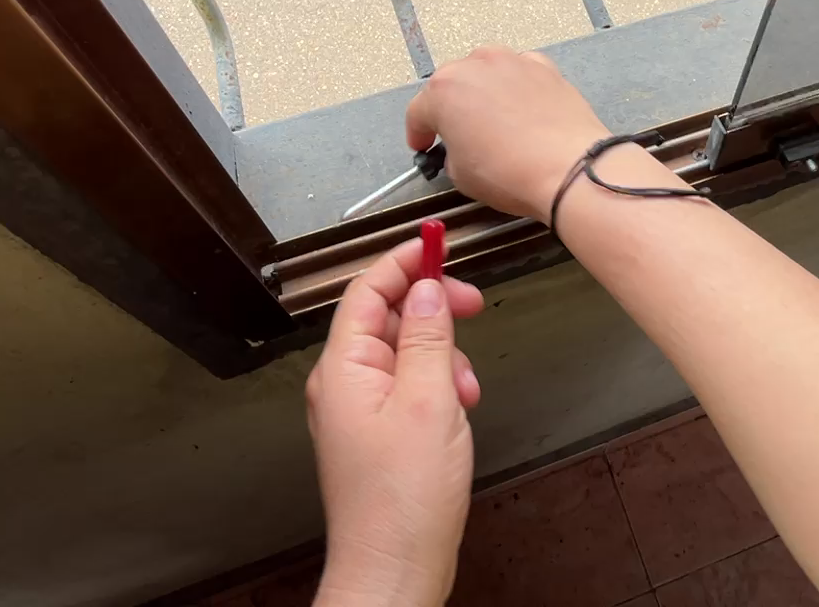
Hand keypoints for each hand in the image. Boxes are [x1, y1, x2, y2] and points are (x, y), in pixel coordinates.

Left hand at [308, 239, 486, 606]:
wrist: (396, 573)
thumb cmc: (404, 495)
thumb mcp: (428, 399)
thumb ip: (428, 335)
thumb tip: (426, 286)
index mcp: (344, 367)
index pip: (368, 289)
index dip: (404, 261)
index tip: (439, 244)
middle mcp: (345, 380)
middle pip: (390, 315)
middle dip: (434, 310)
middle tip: (474, 306)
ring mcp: (362, 405)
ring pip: (407, 348)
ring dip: (444, 354)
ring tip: (466, 388)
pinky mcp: (381, 427)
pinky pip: (411, 381)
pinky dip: (440, 383)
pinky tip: (460, 405)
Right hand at [405, 46, 610, 220]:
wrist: (568, 168)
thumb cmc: (512, 171)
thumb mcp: (461, 175)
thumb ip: (450, 152)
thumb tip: (461, 150)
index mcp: (444, 90)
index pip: (419, 111)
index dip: (418, 132)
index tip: (423, 144)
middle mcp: (476, 65)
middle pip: (453, 84)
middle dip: (452, 108)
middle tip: (459, 136)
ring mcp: (512, 62)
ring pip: (487, 73)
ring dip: (485, 93)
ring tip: (495, 123)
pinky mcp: (544, 67)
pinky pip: (520, 74)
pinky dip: (517, 88)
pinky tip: (523, 112)